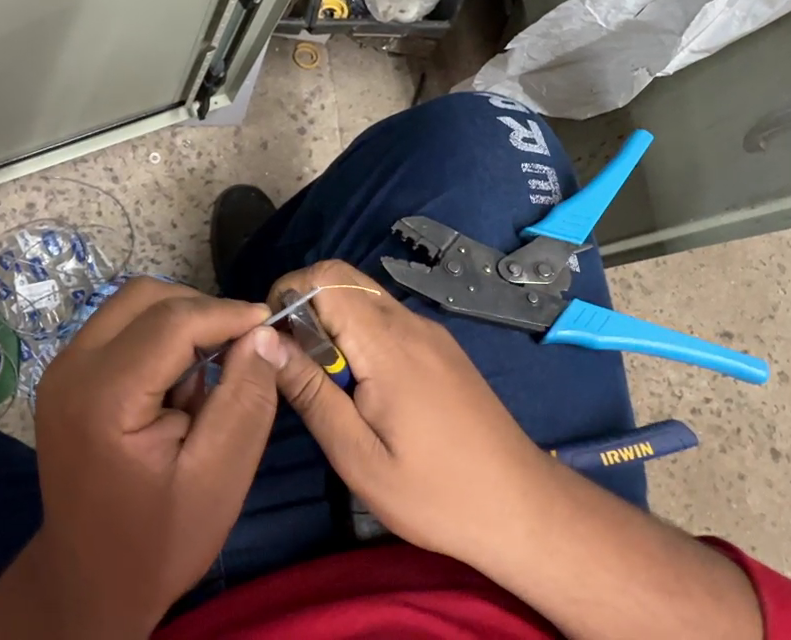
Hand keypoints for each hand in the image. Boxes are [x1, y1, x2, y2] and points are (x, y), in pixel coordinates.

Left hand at [30, 278, 287, 632]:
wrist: (89, 580)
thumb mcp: (219, 478)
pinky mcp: (64, 375)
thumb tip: (264, 333)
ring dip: (176, 321)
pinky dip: (154, 336)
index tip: (269, 323)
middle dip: (199, 310)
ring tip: (206, 374)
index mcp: (103, 395)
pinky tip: (176, 383)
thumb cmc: (158, 540)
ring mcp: (61, 368)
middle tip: (241, 348)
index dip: (226, 313)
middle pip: (143, 297)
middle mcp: (71, 367)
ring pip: (128, 306)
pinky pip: (116, 328)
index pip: (172, 321)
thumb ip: (244, 399)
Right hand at [268, 261, 546, 560]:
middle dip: (304, 304)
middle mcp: (410, 325)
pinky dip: (357, 334)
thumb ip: (309, 391)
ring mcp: (430, 335)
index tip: (273, 340)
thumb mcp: (357, 456)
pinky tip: (359, 386)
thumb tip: (264, 340)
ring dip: (330, 321)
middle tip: (292, 360)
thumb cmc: (436, 493)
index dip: (287, 294)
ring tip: (322, 379)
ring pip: (364, 298)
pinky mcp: (441, 351)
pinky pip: (386, 320)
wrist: (527, 512)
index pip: (326, 278)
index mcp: (388, 344)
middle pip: (343, 279)